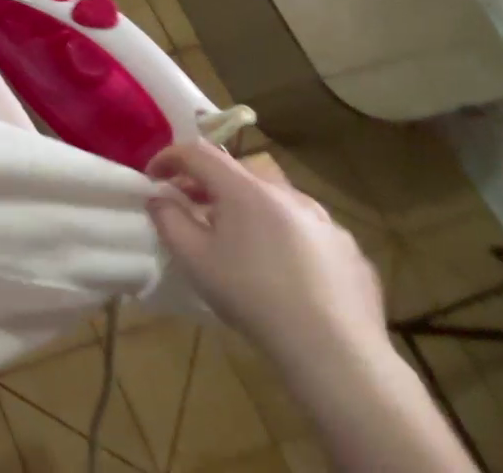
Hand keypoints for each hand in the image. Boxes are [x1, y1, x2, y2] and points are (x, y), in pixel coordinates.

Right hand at [146, 141, 386, 366]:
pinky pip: (304, 228)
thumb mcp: (192, 257)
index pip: (199, 152)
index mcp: (248, 191)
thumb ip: (167, 218)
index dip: (168, 157)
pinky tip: (280, 269)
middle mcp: (290, 196)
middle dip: (206, 185)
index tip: (153, 178)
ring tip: (235, 241)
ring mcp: (326, 222)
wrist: (335, 351)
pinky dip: (281, 233)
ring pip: (274, 200)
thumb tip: (160, 198)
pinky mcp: (349, 250)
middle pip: (238, 173)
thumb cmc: (252, 296)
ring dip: (245, 208)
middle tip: (189, 209)